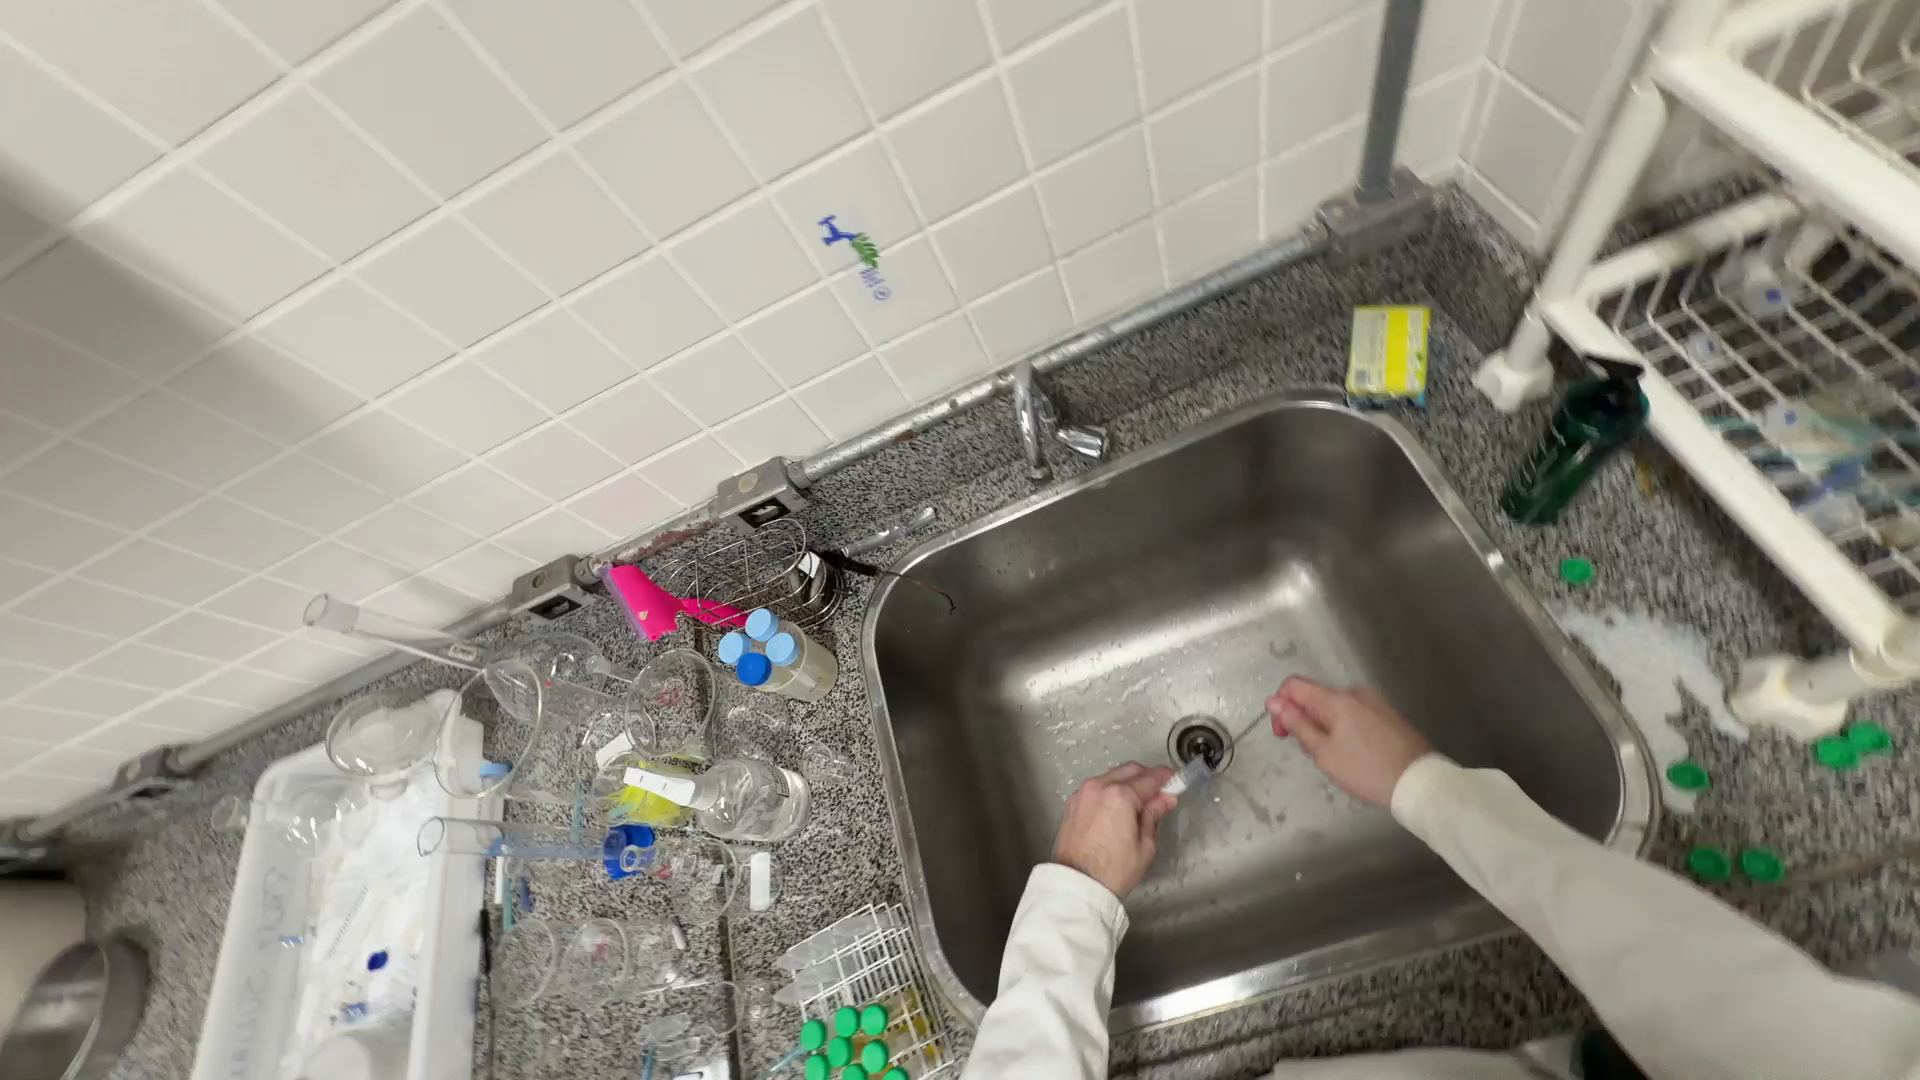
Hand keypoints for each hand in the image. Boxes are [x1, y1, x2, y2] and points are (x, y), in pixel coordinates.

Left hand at [1052, 763, 1177, 898]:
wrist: (1076, 883)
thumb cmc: (1115, 870)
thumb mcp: (1145, 846)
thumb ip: (1154, 815)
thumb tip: (1166, 798)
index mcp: (1120, 795)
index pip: (1149, 779)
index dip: (1165, 778)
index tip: (1175, 780)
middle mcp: (1100, 786)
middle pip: (1130, 770)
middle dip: (1147, 776)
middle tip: (1159, 792)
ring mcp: (1083, 792)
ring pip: (1111, 776)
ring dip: (1127, 782)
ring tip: (1139, 802)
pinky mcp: (1073, 801)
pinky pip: (1097, 787)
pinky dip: (1110, 790)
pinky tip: (1117, 807)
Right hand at [1267, 677, 1432, 805]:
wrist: (1421, 783)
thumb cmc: (1366, 770)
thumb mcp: (1324, 752)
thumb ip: (1297, 724)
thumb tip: (1273, 701)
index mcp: (1335, 699)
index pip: (1292, 685)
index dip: (1280, 706)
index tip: (1285, 734)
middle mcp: (1354, 692)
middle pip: (1314, 695)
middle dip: (1303, 718)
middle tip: (1312, 751)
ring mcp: (1374, 701)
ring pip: (1334, 705)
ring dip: (1324, 723)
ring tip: (1335, 755)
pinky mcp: (1387, 713)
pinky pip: (1354, 712)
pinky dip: (1343, 726)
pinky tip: (1354, 751)